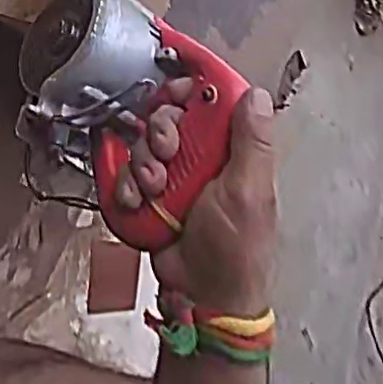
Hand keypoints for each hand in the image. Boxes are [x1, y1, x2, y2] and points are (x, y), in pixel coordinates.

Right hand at [113, 83, 276, 316]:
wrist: (199, 295)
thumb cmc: (235, 250)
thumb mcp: (248, 193)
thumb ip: (251, 143)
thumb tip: (257, 96)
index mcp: (230, 150)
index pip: (209, 100)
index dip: (189, 88)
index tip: (174, 91)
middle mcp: (200, 156)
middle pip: (167, 115)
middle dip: (159, 130)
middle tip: (165, 153)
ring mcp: (172, 173)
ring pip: (142, 141)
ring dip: (142, 162)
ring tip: (154, 188)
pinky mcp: (147, 190)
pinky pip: (125, 169)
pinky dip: (126, 182)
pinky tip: (138, 200)